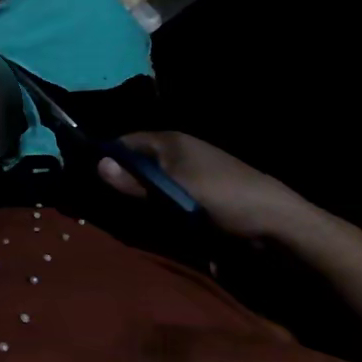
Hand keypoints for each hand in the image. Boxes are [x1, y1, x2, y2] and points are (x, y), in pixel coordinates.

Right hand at [98, 132, 307, 239]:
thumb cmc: (223, 197)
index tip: (86, 178)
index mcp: (171, 140)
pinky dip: (159, 206)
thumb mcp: (175, 190)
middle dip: (122, 180)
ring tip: (122, 215)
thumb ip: (136, 182)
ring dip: (141, 197)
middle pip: (138, 162)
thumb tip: (97, 164)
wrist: (274, 220)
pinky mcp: (200, 192)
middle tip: (101, 203)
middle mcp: (179, 151)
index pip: (126, 141)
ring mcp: (191, 171)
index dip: (106, 156)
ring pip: (153, 181)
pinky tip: (152, 220)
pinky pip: (169, 195)